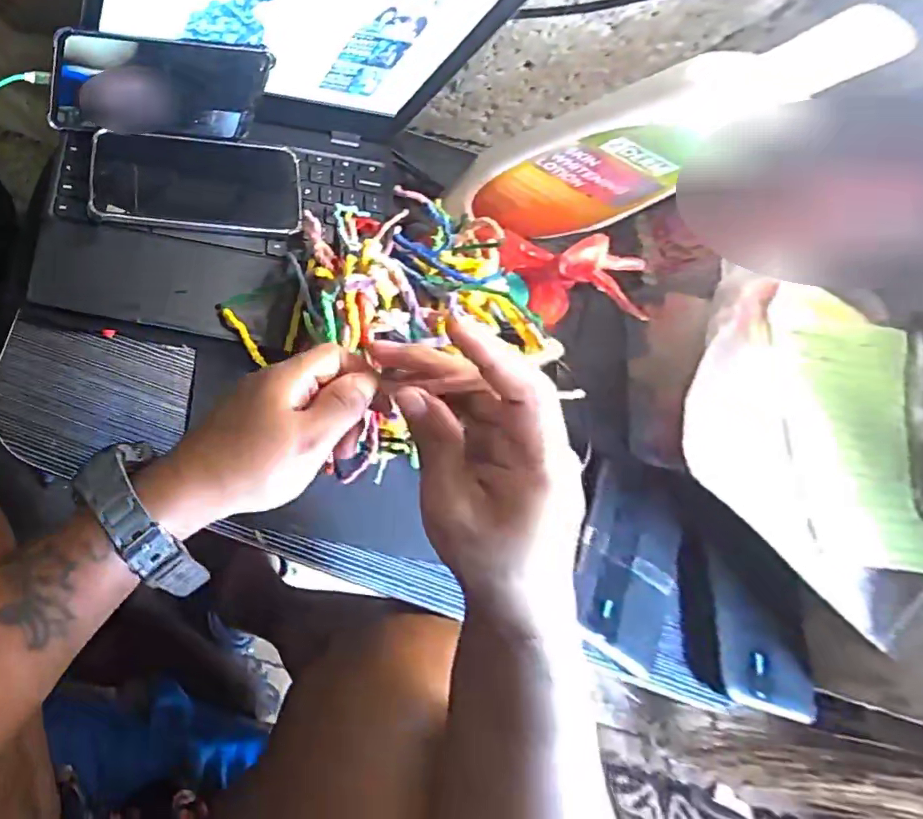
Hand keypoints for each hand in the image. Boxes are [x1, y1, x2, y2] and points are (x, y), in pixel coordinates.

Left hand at [139, 343, 376, 537]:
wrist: (196, 484)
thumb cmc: (256, 464)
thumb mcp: (310, 437)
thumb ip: (342, 405)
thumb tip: (367, 377)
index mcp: (285, 376)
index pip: (335, 354)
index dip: (363, 375)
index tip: (379, 410)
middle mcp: (269, 379)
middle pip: (322, 377)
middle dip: (346, 407)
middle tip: (349, 447)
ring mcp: (254, 398)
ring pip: (306, 400)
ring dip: (327, 425)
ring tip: (329, 459)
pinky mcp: (245, 418)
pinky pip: (287, 415)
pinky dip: (305, 433)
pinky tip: (304, 460)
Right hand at [374, 318, 583, 626]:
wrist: (514, 600)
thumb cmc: (487, 557)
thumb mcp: (449, 501)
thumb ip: (435, 441)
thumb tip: (409, 390)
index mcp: (541, 457)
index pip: (523, 389)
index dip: (489, 351)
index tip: (451, 322)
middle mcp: (537, 440)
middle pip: (489, 384)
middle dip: (435, 363)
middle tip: (381, 351)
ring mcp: (520, 443)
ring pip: (476, 394)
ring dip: (430, 378)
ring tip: (382, 366)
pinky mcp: (503, 449)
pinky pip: (470, 413)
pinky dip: (436, 401)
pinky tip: (403, 392)